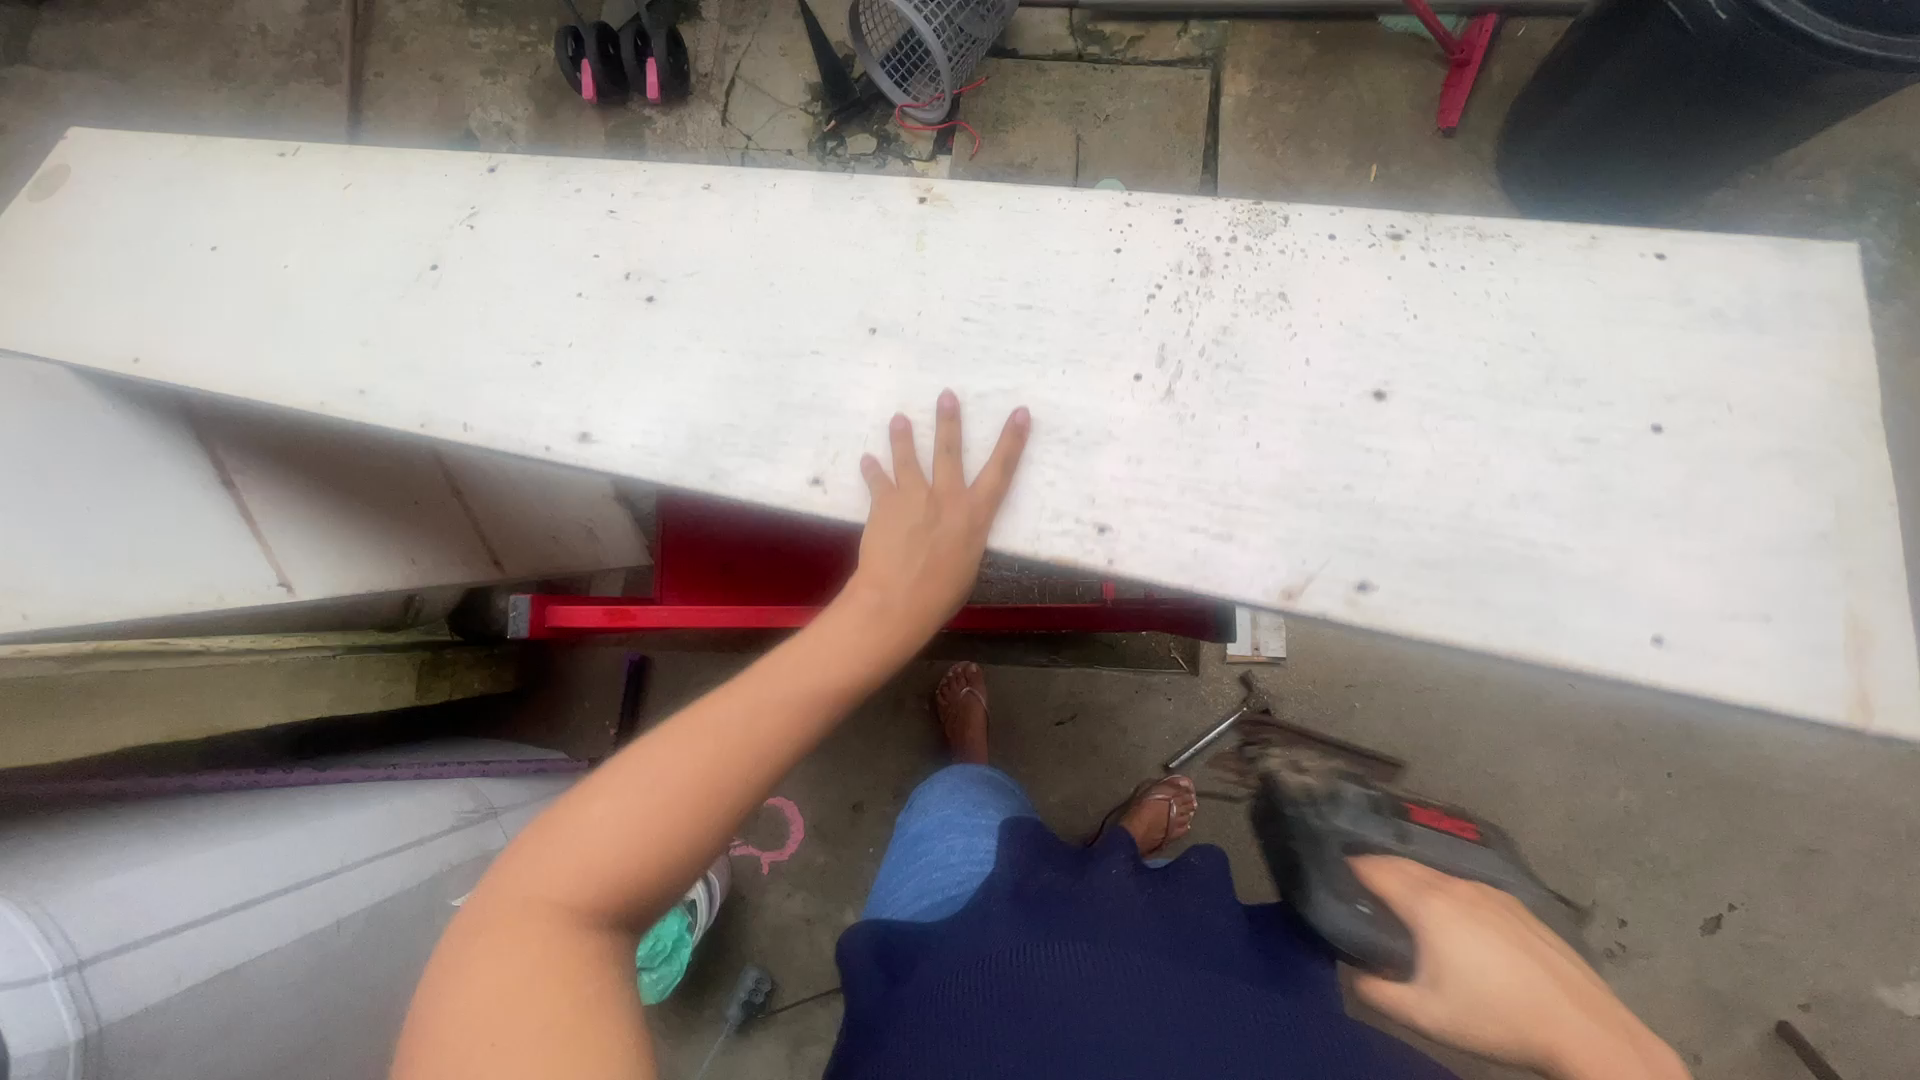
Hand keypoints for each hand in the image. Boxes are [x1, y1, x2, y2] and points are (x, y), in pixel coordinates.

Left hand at [844, 390, 1029, 643]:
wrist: (897, 599)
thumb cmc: (941, 593)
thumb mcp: (968, 565)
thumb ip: (964, 540)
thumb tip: (957, 534)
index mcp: (975, 515)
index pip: (1001, 470)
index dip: (1012, 440)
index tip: (1020, 412)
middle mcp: (946, 497)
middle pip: (949, 451)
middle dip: (949, 421)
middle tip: (946, 395)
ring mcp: (913, 497)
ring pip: (908, 458)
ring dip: (903, 436)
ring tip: (899, 418)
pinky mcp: (884, 505)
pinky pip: (877, 481)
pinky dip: (872, 470)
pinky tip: (867, 459)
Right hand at [1348, 856, 1688, 1079]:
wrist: (1587, 1031)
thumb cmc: (1497, 1019)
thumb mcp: (1424, 1016)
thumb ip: (1374, 990)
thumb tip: (1351, 970)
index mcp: (1427, 903)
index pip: (1371, 867)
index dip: (1345, 867)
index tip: (1328, 876)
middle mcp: (1455, 885)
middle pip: (1401, 863)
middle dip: (1373, 870)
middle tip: (1354, 889)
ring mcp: (1490, 892)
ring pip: (1434, 874)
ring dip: (1409, 881)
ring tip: (1397, 905)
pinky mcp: (1516, 906)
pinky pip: (1463, 887)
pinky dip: (1442, 892)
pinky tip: (1450, 922)